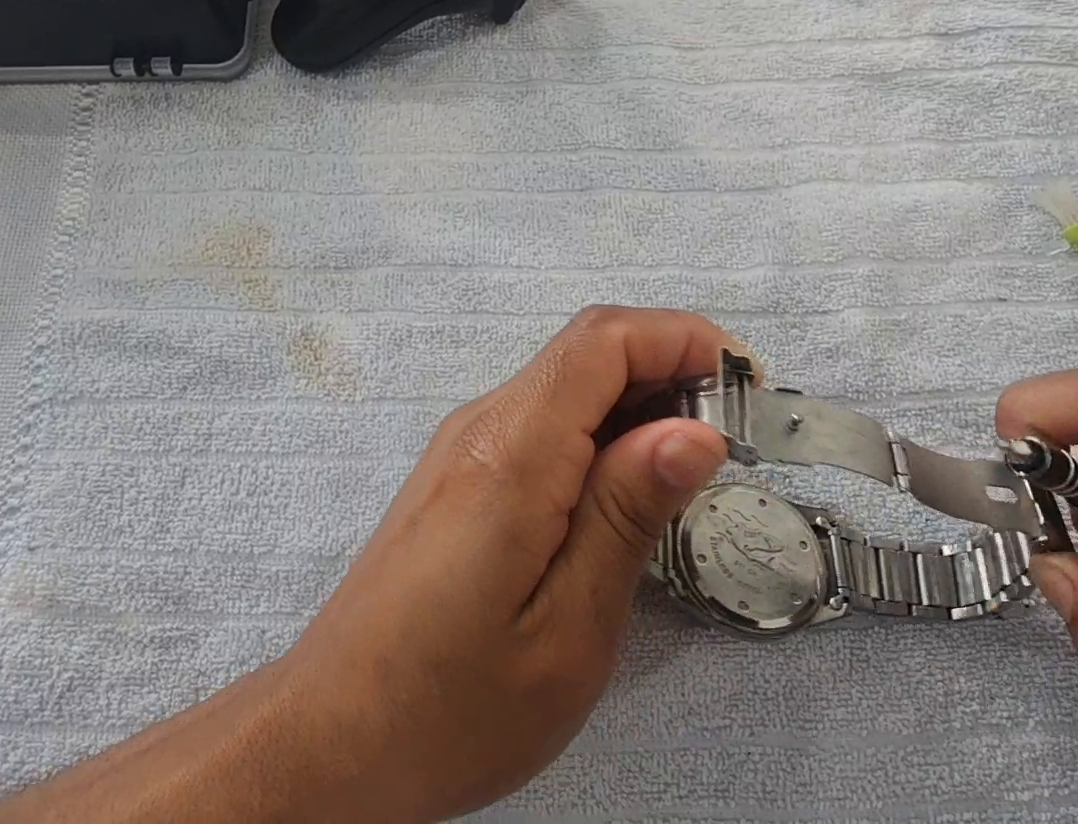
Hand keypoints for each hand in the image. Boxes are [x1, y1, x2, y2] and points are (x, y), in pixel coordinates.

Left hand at [0, 307, 738, 823]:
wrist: (331, 738)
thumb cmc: (455, 704)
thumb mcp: (569, 628)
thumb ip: (626, 516)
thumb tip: (695, 432)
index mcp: (513, 454)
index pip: (603, 341)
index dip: (683, 339)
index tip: (746, 388)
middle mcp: (482, 427)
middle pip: (587, 352)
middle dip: (671, 371)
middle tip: (728, 444)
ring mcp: (462, 447)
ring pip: (566, 383)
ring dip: (638, 404)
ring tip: (687, 477)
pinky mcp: (457, 474)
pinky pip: (541, 421)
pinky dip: (599, 432)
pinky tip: (622, 495)